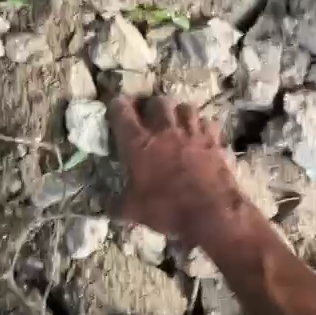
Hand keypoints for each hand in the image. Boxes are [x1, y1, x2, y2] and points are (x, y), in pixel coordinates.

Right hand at [109, 96, 254, 249]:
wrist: (210, 214)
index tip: (116, 109)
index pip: (121, 110)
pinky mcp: (212, 141)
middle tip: (150, 119)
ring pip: (184, 107)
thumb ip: (116, 204)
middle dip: (152, 107)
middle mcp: (163, 130)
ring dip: (178, 113)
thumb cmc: (166, 208)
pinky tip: (199, 137)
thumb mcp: (133, 210)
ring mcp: (190, 133)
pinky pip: (207, 123)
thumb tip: (103, 207)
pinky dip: (201, 127)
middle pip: (157, 101)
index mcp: (137, 142)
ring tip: (176, 124)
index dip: (117, 106)